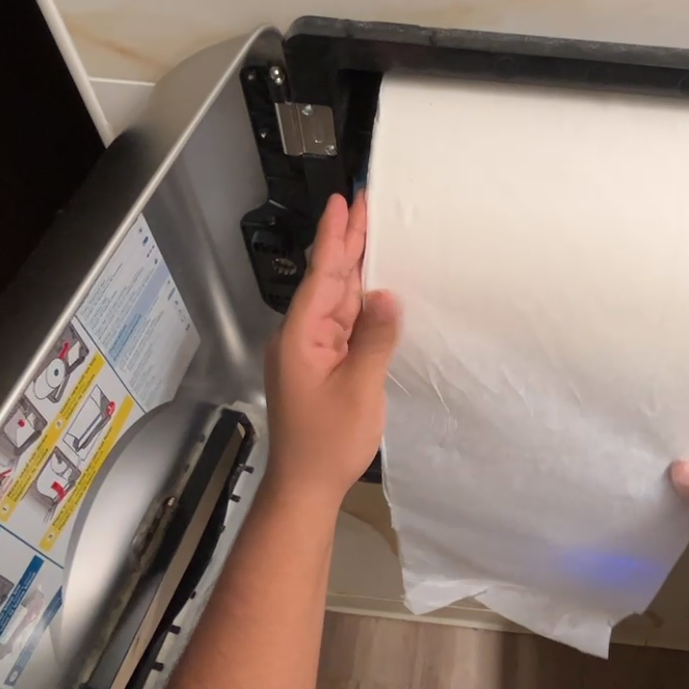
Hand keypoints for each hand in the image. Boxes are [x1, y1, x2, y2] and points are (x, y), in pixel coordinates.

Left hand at [263, 193, 400, 505]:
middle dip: (347, 242)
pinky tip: (375, 284)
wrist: (306, 485)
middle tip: (364, 203)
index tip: (343, 203)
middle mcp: (304, 336)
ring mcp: (314, 350)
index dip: (334, 239)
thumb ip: (374, 339)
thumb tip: (387, 296)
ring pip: (338, 299)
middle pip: (328, 281)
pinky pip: (345, 322)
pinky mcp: (326, 363)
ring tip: (373, 230)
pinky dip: (361, 301)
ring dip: (355, 267)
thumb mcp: (359, 389)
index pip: (321, 277)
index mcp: (302, 336)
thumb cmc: (328, 443)